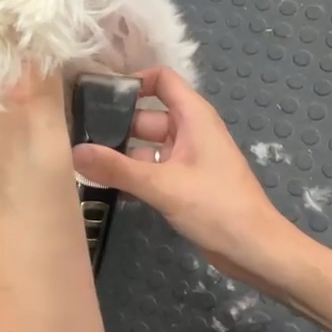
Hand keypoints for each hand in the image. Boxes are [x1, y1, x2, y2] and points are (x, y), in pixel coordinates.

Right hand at [72, 67, 306, 280]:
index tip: (97, 94)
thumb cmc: (217, 207)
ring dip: (119, 154)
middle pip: (144, 115)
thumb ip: (116, 168)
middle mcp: (189, 131)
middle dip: (114, 124)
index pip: (161, 79)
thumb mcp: (162, 186)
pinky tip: (104, 186)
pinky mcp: (184, 183)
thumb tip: (73, 152)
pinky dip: (132, 174)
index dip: (132, 80)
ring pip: (145, 145)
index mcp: (193, 117)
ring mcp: (187, 159)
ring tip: (81, 161)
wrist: (258, 252)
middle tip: (75, 134)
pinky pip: (151, 169)